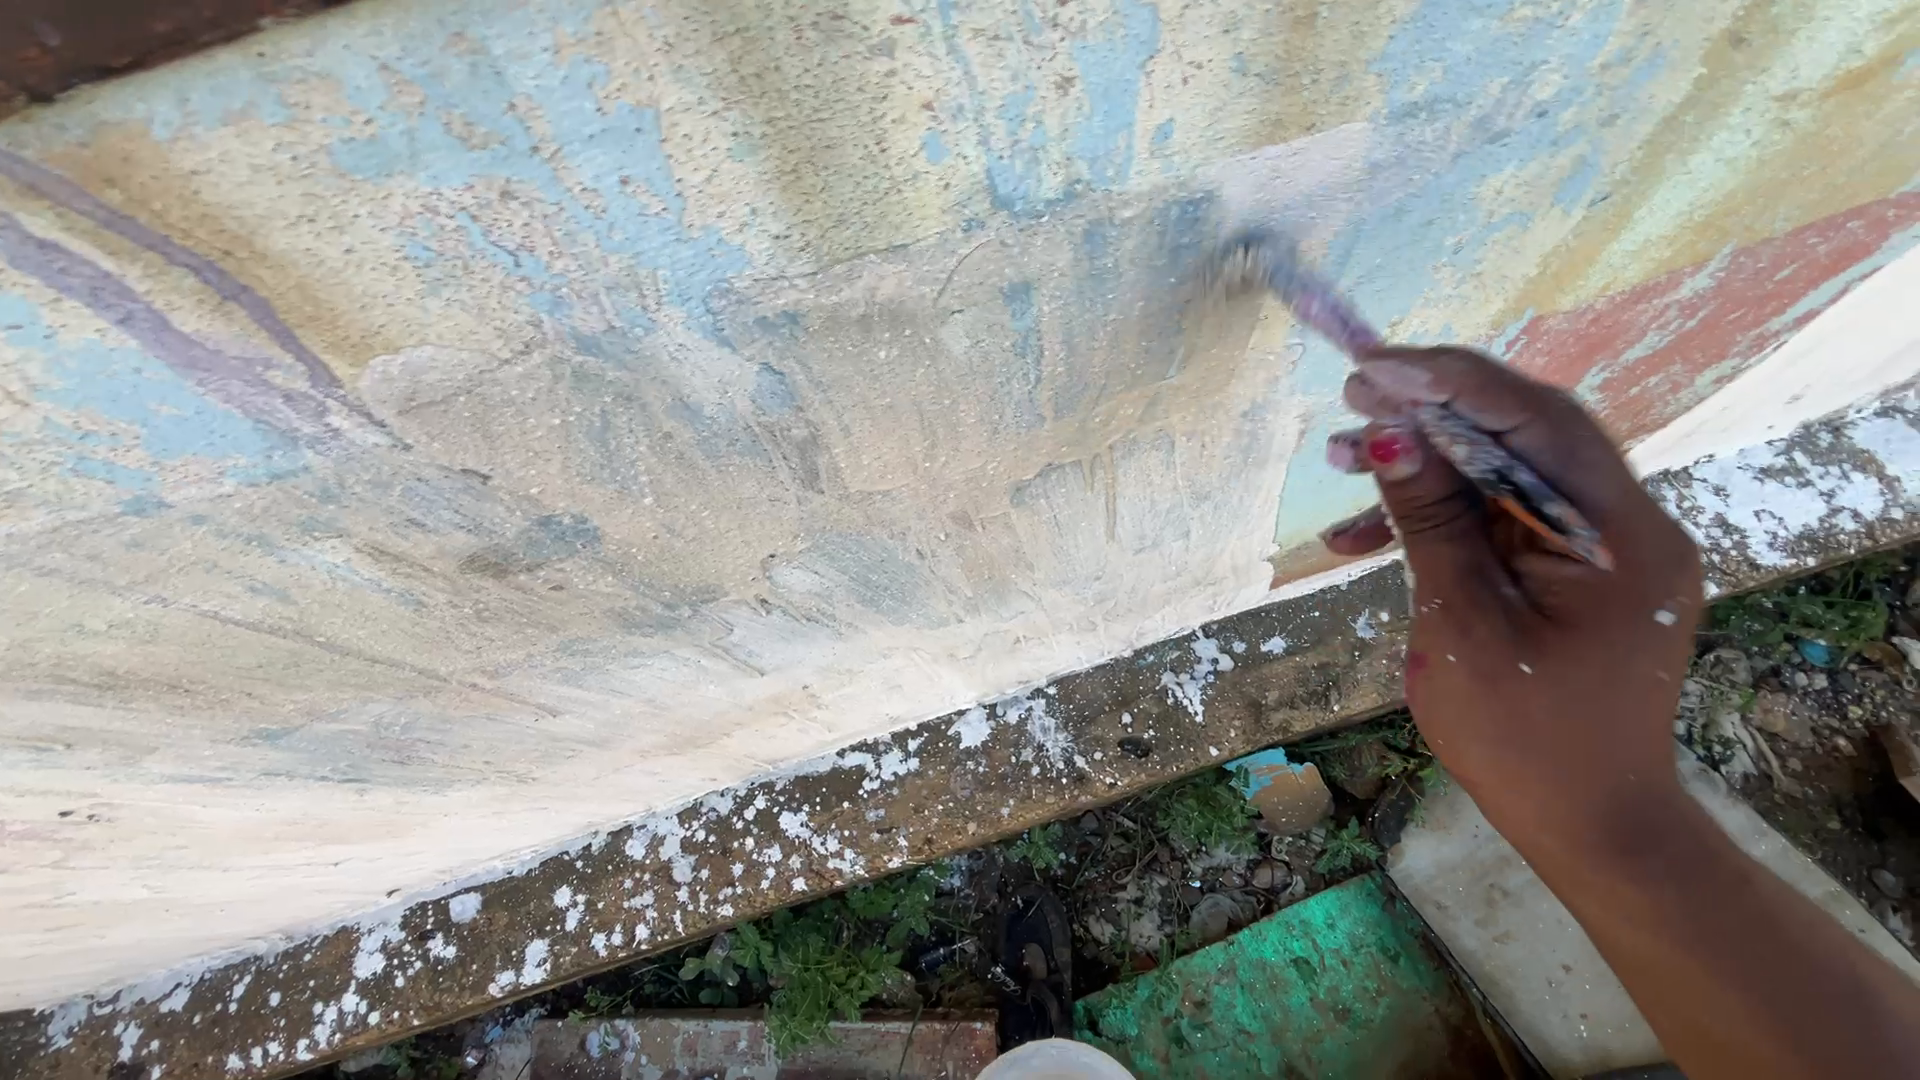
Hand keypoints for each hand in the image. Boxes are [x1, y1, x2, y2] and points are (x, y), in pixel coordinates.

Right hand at [1318, 346, 1703, 844]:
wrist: (1585, 820)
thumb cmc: (1524, 736)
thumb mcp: (1461, 623)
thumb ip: (1429, 522)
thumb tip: (1391, 436)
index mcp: (1616, 535)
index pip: (1537, 423)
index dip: (1453, 381)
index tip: (1376, 365)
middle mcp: (1617, 525)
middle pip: (1520, 437)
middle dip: (1432, 412)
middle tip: (1353, 396)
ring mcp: (1590, 548)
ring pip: (1498, 475)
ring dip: (1420, 465)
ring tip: (1339, 461)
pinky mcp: (1560, 570)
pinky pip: (1489, 521)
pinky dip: (1428, 520)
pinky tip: (1357, 539)